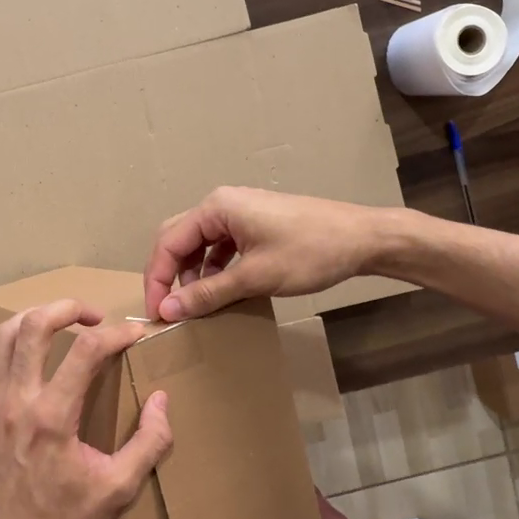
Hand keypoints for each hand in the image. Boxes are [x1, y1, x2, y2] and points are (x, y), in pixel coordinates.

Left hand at [0, 300, 173, 518]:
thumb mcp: (118, 489)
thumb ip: (149, 442)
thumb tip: (161, 400)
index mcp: (53, 418)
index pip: (87, 350)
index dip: (117, 333)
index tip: (135, 334)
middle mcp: (17, 401)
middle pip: (35, 325)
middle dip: (69, 308)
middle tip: (94, 316)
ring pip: (4, 334)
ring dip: (36, 317)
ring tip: (62, 323)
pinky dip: (9, 341)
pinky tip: (30, 350)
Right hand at [145, 187, 385, 320]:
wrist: (362, 239)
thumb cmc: (309, 252)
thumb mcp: (255, 277)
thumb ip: (208, 293)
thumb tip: (168, 311)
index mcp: (216, 207)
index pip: (168, 242)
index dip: (157, 280)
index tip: (156, 314)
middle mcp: (222, 204)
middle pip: (178, 238)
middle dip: (169, 274)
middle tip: (166, 309)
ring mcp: (239, 212)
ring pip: (199, 243)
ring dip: (191, 273)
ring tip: (193, 305)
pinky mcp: (255, 224)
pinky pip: (220, 246)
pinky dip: (212, 268)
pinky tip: (218, 290)